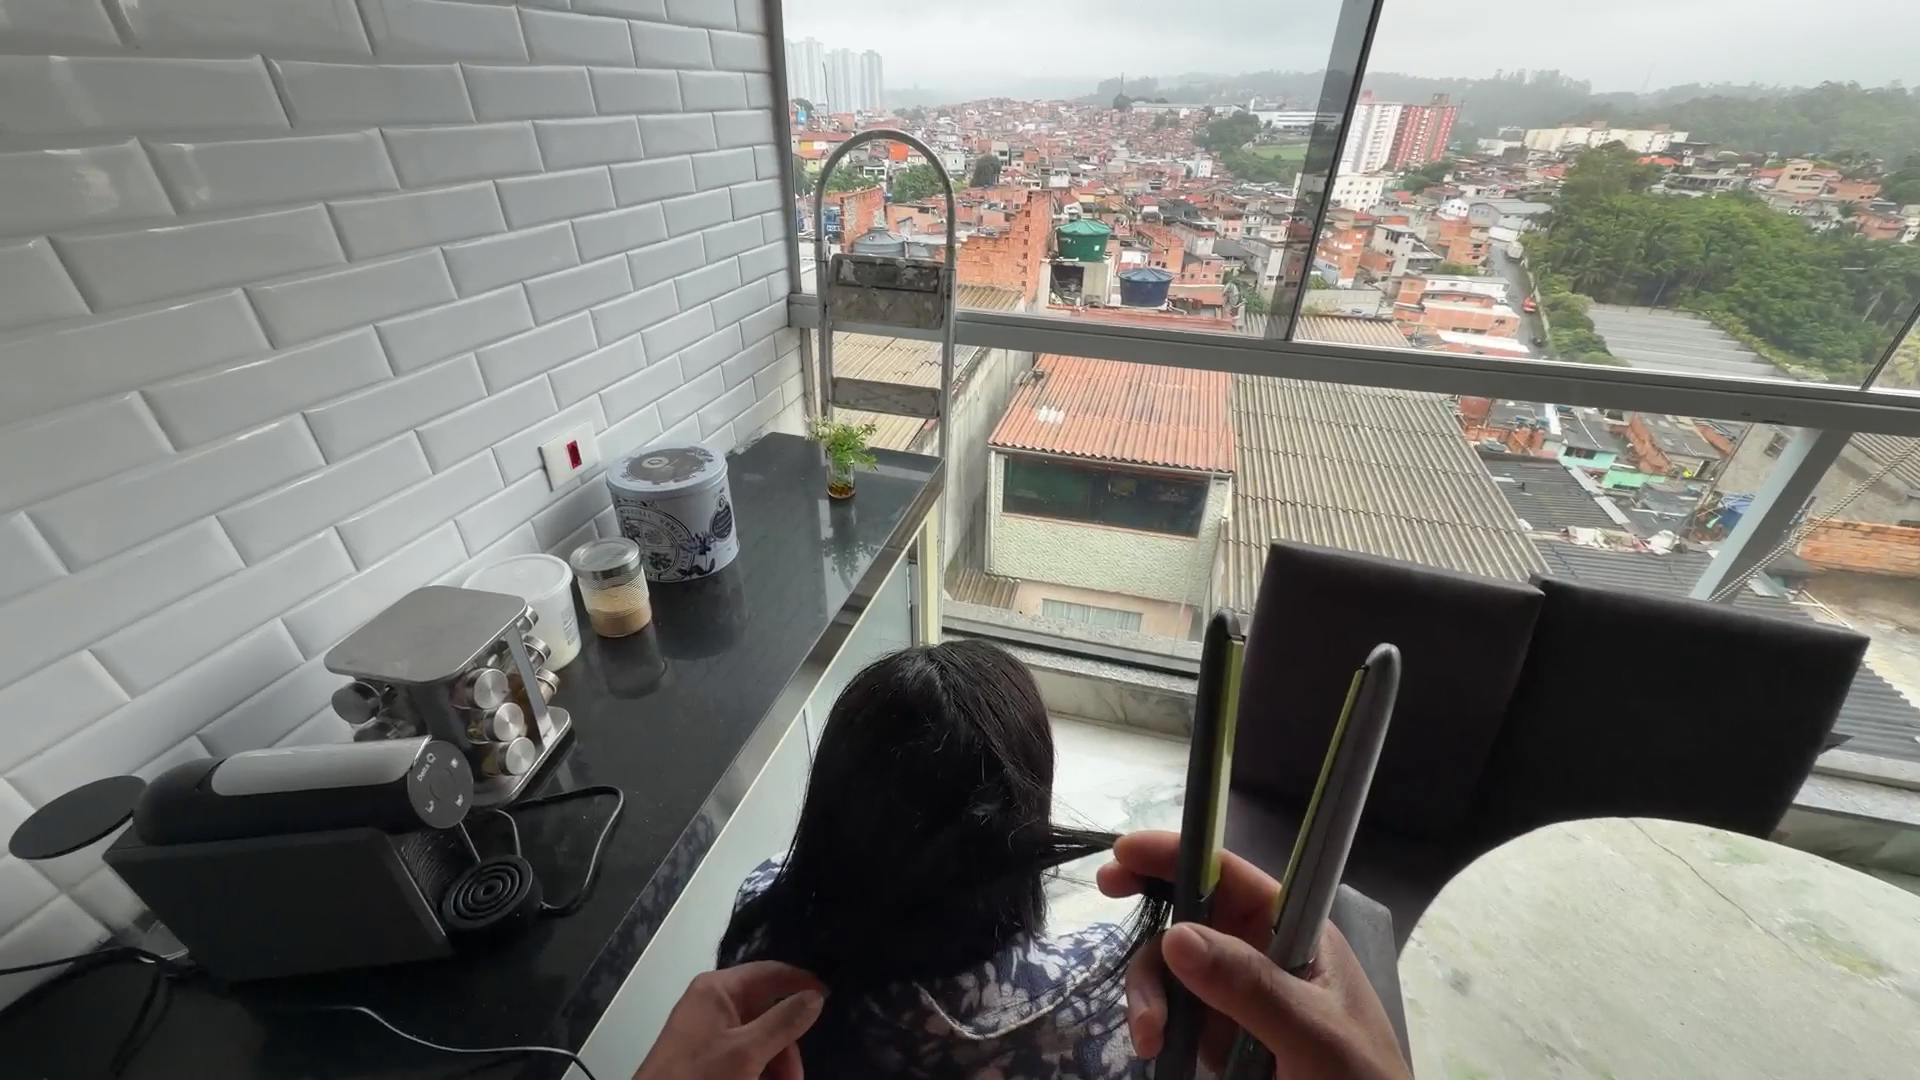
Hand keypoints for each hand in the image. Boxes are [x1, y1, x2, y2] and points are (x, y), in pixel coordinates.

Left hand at [631, 962, 825, 1079]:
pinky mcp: (704, 1063)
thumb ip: (783, 1022)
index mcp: (718, 990)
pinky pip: (742, 1060)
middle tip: (795, 1079)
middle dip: (786, 1046)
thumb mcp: (745, 1054)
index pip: (770, 972)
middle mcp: (713, 1005)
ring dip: (775, 1065)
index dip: (801, 983)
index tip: (829, 999)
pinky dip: (757, 1074)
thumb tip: (816, 995)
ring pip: (757, 1041)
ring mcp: (707, 1035)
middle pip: (766, 1012)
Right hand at [1096, 830, 1408, 1079]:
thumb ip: (1249, 986)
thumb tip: (1173, 935)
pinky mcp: (1214, 1028)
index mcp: (1290, 928)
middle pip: (1188, 906)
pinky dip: (1152, 1016)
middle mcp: (1256, 947)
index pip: (1226, 871)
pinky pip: (1169, 1002)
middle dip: (1146, 898)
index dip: (1175, 852)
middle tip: (1107, 888)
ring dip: (1147, 986)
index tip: (1125, 851)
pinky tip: (1154, 1046)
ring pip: (1169, 959)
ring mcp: (1231, 989)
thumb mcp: (1314, 1036)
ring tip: (1148, 1036)